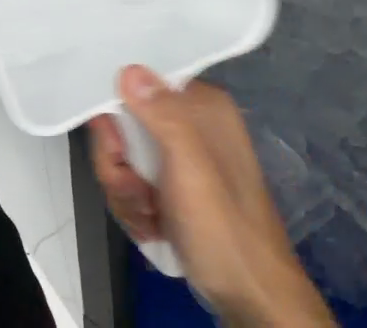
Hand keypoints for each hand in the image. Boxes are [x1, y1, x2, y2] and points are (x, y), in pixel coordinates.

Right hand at [88, 67, 335, 327]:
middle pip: (120, 123)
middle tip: (138, 191)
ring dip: (124, 191)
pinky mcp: (172, 186)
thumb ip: (163, 117)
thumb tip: (129, 68)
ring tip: (150, 217)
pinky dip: (133, 206)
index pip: (136, 82)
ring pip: (120, 156)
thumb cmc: (225, 230)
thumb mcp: (192, 170)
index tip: (117, 148)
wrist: (252, 300)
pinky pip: (129, 180)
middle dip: (118, 164)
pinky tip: (153, 226)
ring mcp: (181, 157)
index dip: (115, 114)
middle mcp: (191, 125)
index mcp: (202, 107)